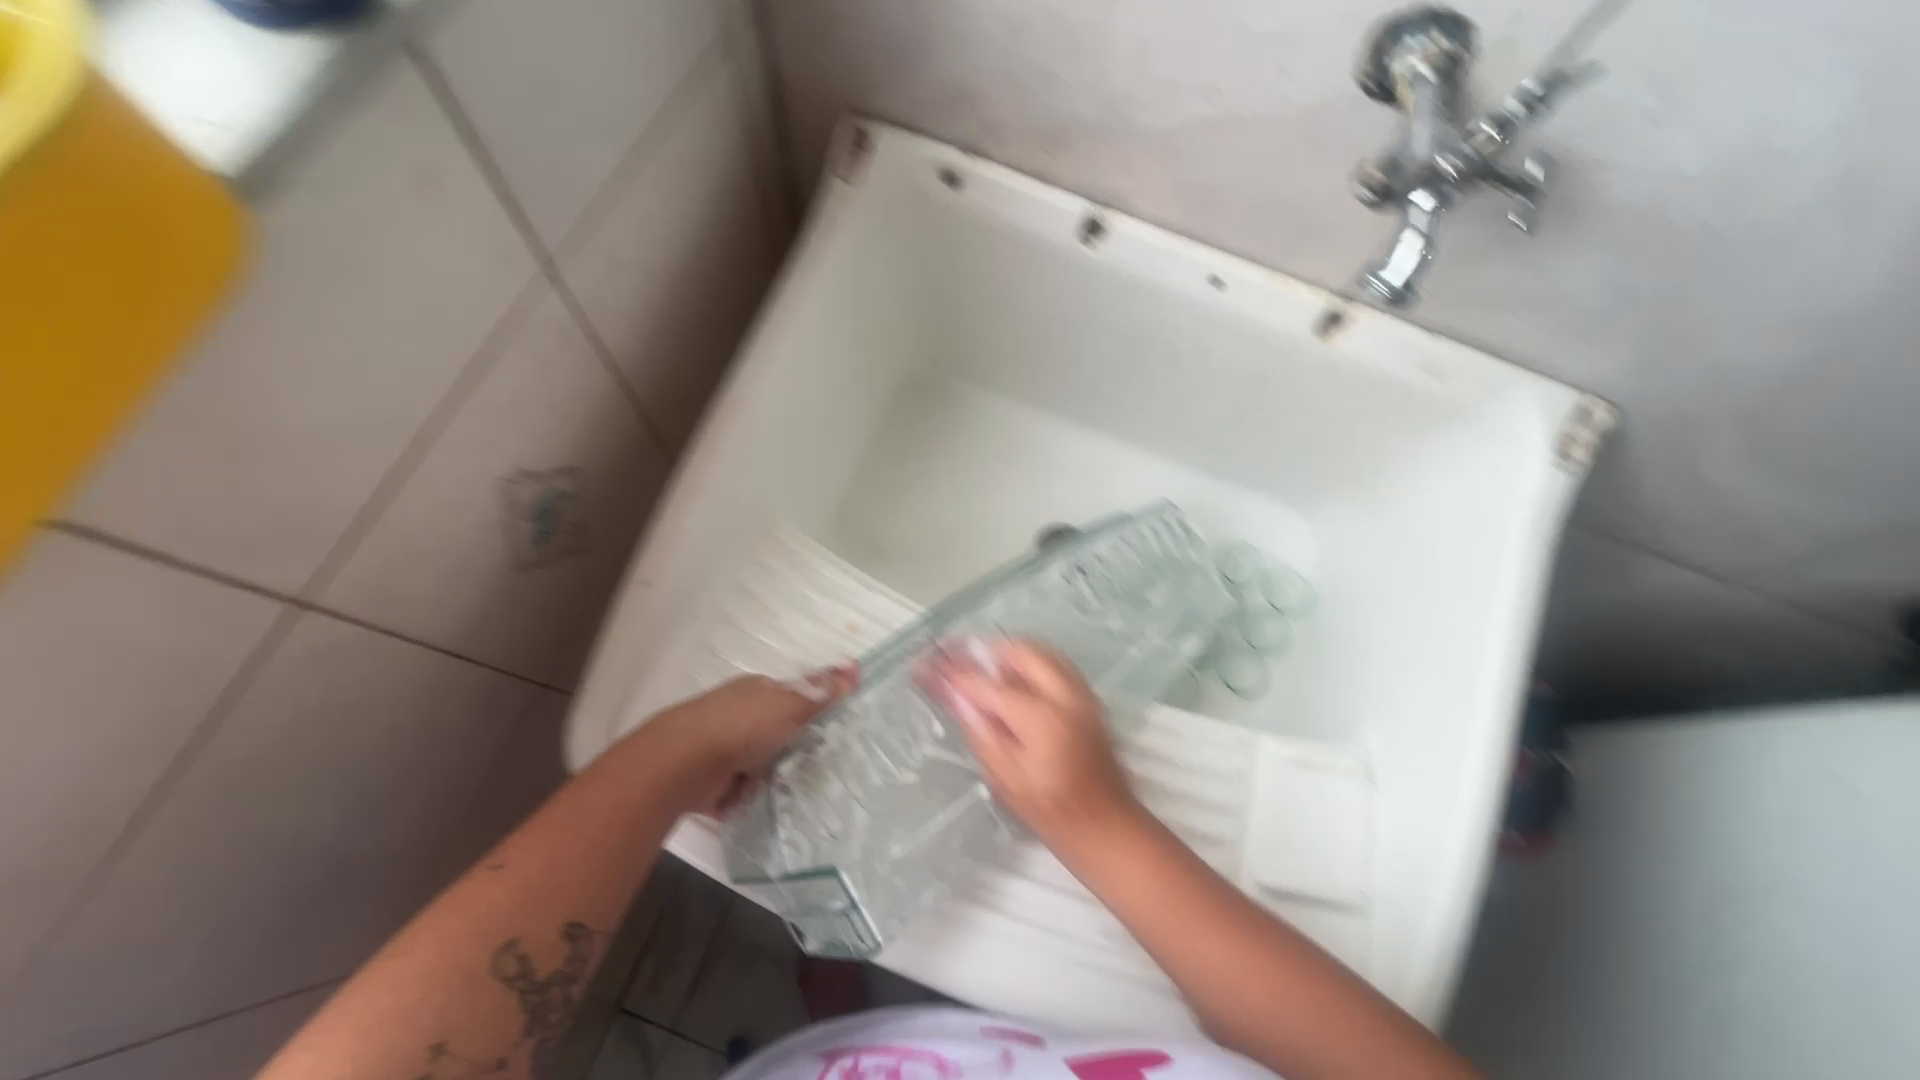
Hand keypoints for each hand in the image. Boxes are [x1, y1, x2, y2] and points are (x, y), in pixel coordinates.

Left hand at [646, 666, 856, 814]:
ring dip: (773, 777)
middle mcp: (738, 715)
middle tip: (814, 763)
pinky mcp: (711, 780)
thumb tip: (856, 666)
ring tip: (790, 787)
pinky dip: (749, 797)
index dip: (810, 710)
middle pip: (777, 733)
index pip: (791, 696)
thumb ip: (822, 691)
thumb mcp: (791, 704)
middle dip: (793, 749)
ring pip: (761, 764)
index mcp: (756, 691)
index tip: (829, 729)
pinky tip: (759, 800)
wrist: (684, 763)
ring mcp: (722, 748)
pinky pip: (742, 791)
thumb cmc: (743, 725)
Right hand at [920, 640, 1144, 849]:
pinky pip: (1056, 666)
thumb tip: (954, 694)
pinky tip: (1011, 678)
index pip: (987, 684)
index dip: (954, 673)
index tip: (927, 663)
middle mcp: (1065, 694)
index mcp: (1041, 716)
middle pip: (1020, 652)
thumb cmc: (1049, 810)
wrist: (1104, 825)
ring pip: (1041, 654)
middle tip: (954, 655)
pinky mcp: (1089, 701)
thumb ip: (979, 729)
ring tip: (979, 664)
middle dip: (985, 651)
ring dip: (1008, 653)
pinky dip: (1030, 663)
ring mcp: (1082, 695)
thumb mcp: (1004, 776)